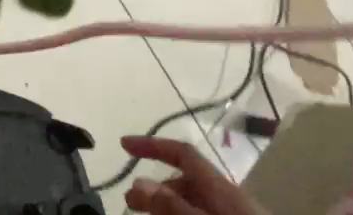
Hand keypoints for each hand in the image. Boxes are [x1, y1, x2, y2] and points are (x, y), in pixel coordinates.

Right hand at [120, 136, 263, 214]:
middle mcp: (229, 201)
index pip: (183, 153)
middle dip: (155, 190)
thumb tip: (140, 183)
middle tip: (129, 204)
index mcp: (222, 189)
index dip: (152, 145)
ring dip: (168, 210)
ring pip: (193, 206)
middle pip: (185, 183)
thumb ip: (174, 207)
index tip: (124, 146)